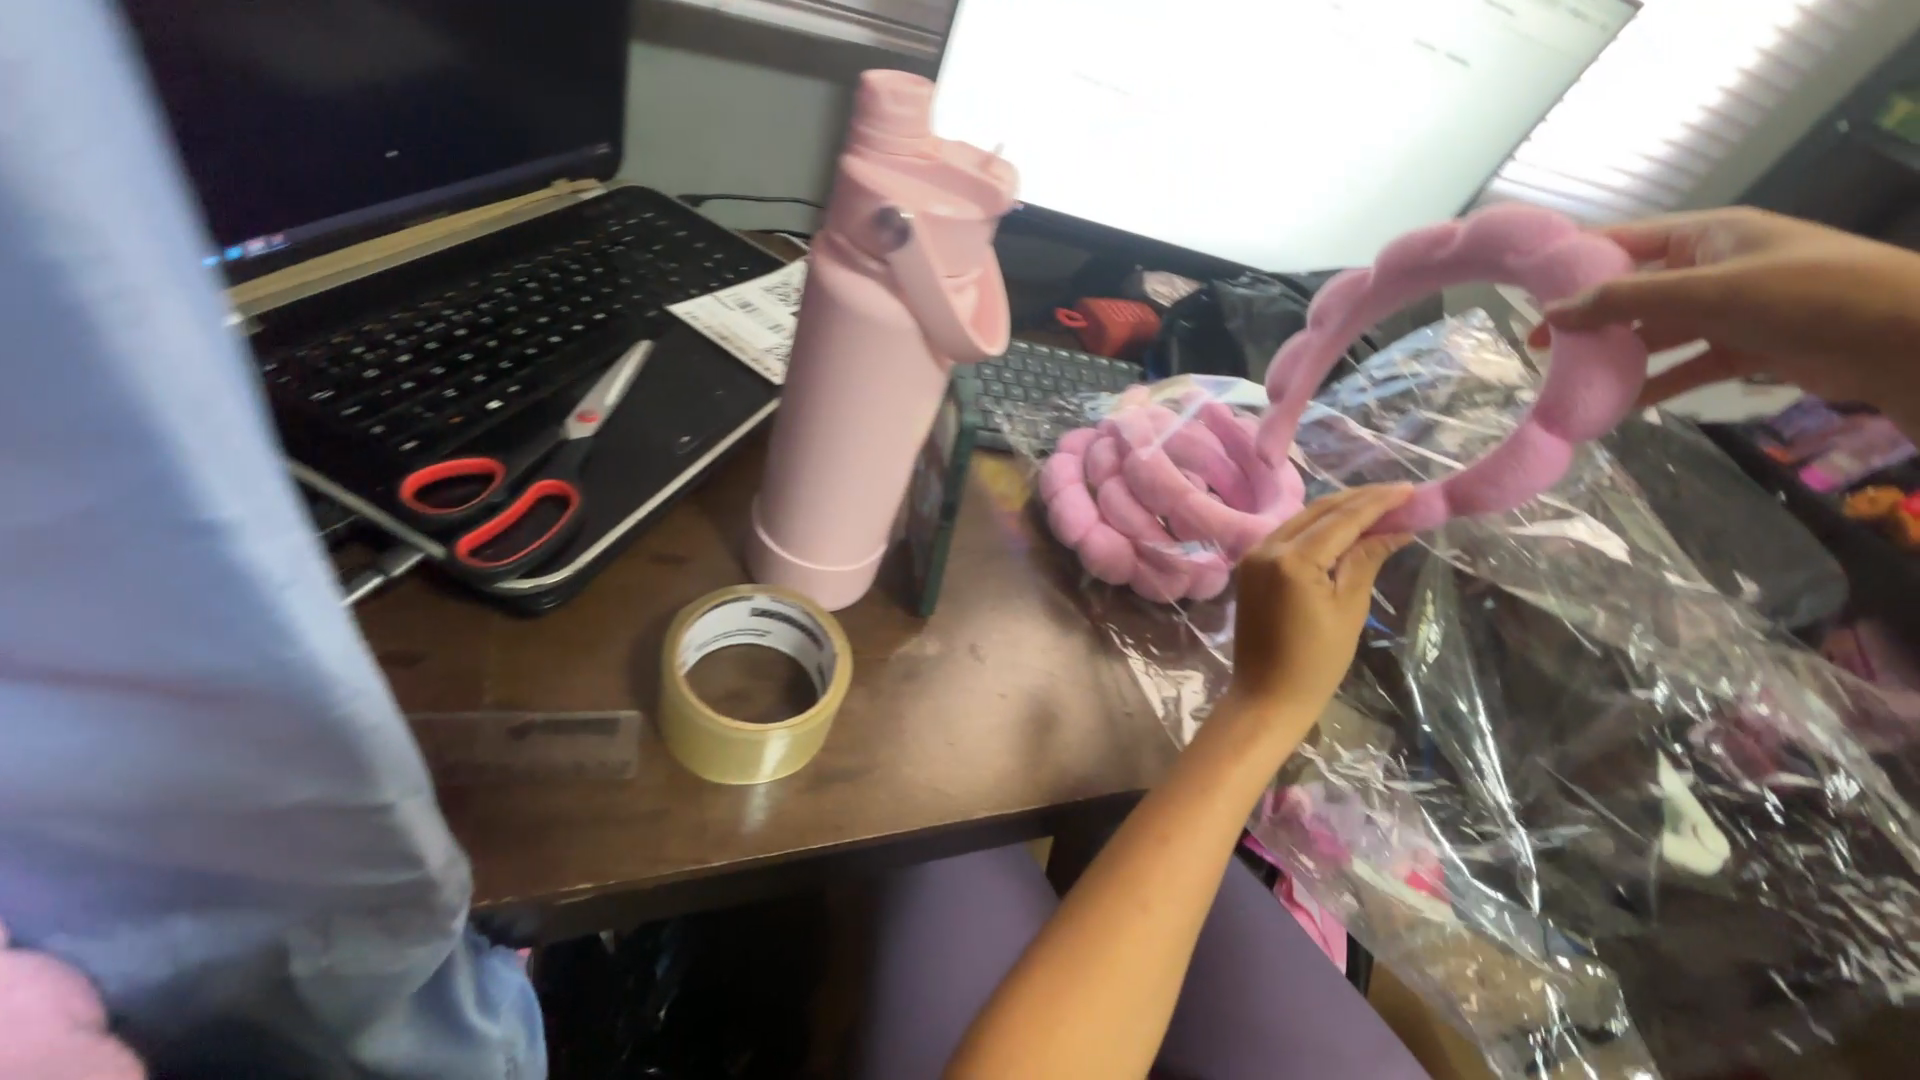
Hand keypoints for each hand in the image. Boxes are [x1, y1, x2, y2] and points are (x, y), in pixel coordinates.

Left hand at [1227, 485, 1412, 721]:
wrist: (1267, 694)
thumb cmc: (1316, 662)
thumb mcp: (1349, 608)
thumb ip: (1366, 560)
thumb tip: (1396, 528)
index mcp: (1292, 560)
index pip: (1342, 518)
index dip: (1378, 502)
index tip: (1412, 489)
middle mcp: (1266, 548)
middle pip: (1319, 511)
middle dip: (1359, 500)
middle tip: (1400, 494)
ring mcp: (1253, 555)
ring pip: (1302, 519)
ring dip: (1339, 510)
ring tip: (1380, 506)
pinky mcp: (1250, 566)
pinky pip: (1288, 535)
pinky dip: (1318, 528)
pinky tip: (1345, 527)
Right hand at [1526, 208, 1919, 433]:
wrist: (1911, 339)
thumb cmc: (1811, 295)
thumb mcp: (1710, 292)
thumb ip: (1627, 301)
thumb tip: (1552, 314)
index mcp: (1709, 236)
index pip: (1623, 241)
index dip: (1573, 262)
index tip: (1524, 290)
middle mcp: (1715, 267)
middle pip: (1634, 291)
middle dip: (1588, 319)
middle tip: (1537, 348)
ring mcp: (1731, 308)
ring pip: (1656, 332)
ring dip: (1618, 356)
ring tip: (1572, 381)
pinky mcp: (1746, 346)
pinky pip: (1685, 365)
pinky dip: (1654, 384)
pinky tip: (1621, 406)